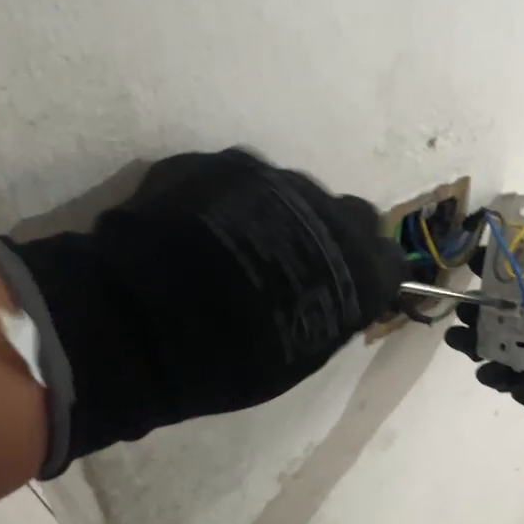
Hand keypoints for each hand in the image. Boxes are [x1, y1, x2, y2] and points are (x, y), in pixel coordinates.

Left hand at [0, 148, 406, 474]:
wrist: (136, 322)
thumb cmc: (226, 360)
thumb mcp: (298, 351)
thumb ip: (329, 311)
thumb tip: (332, 292)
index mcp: (355, 267)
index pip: (387, 258)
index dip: (367, 271)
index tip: (347, 287)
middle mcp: (326, 212)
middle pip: (347, 214)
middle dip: (329, 234)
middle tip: (293, 264)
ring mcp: (272, 181)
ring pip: (292, 193)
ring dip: (278, 215)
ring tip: (234, 246)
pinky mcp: (220, 163)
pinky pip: (240, 181)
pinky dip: (229, 201)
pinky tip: (197, 230)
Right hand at [444, 209, 523, 498]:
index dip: (502, 263)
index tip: (475, 256)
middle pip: (503, 308)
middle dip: (479, 305)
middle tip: (459, 303)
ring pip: (495, 341)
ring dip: (474, 340)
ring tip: (457, 340)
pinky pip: (500, 374)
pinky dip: (492, 373)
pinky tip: (490, 374)